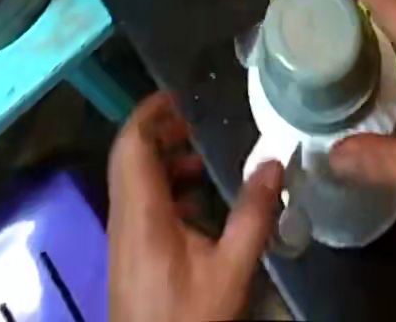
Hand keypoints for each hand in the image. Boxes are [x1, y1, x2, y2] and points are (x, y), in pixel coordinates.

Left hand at [108, 91, 282, 321]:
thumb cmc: (187, 318)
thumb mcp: (229, 272)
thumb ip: (251, 216)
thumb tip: (273, 162)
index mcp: (140, 210)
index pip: (132, 143)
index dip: (149, 112)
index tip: (178, 96)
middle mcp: (123, 214)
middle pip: (130, 153)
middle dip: (158, 129)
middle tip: (192, 120)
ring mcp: (122, 233)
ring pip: (133, 176)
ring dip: (161, 158)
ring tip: (199, 155)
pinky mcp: (128, 250)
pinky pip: (138, 200)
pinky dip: (162, 186)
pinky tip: (195, 201)